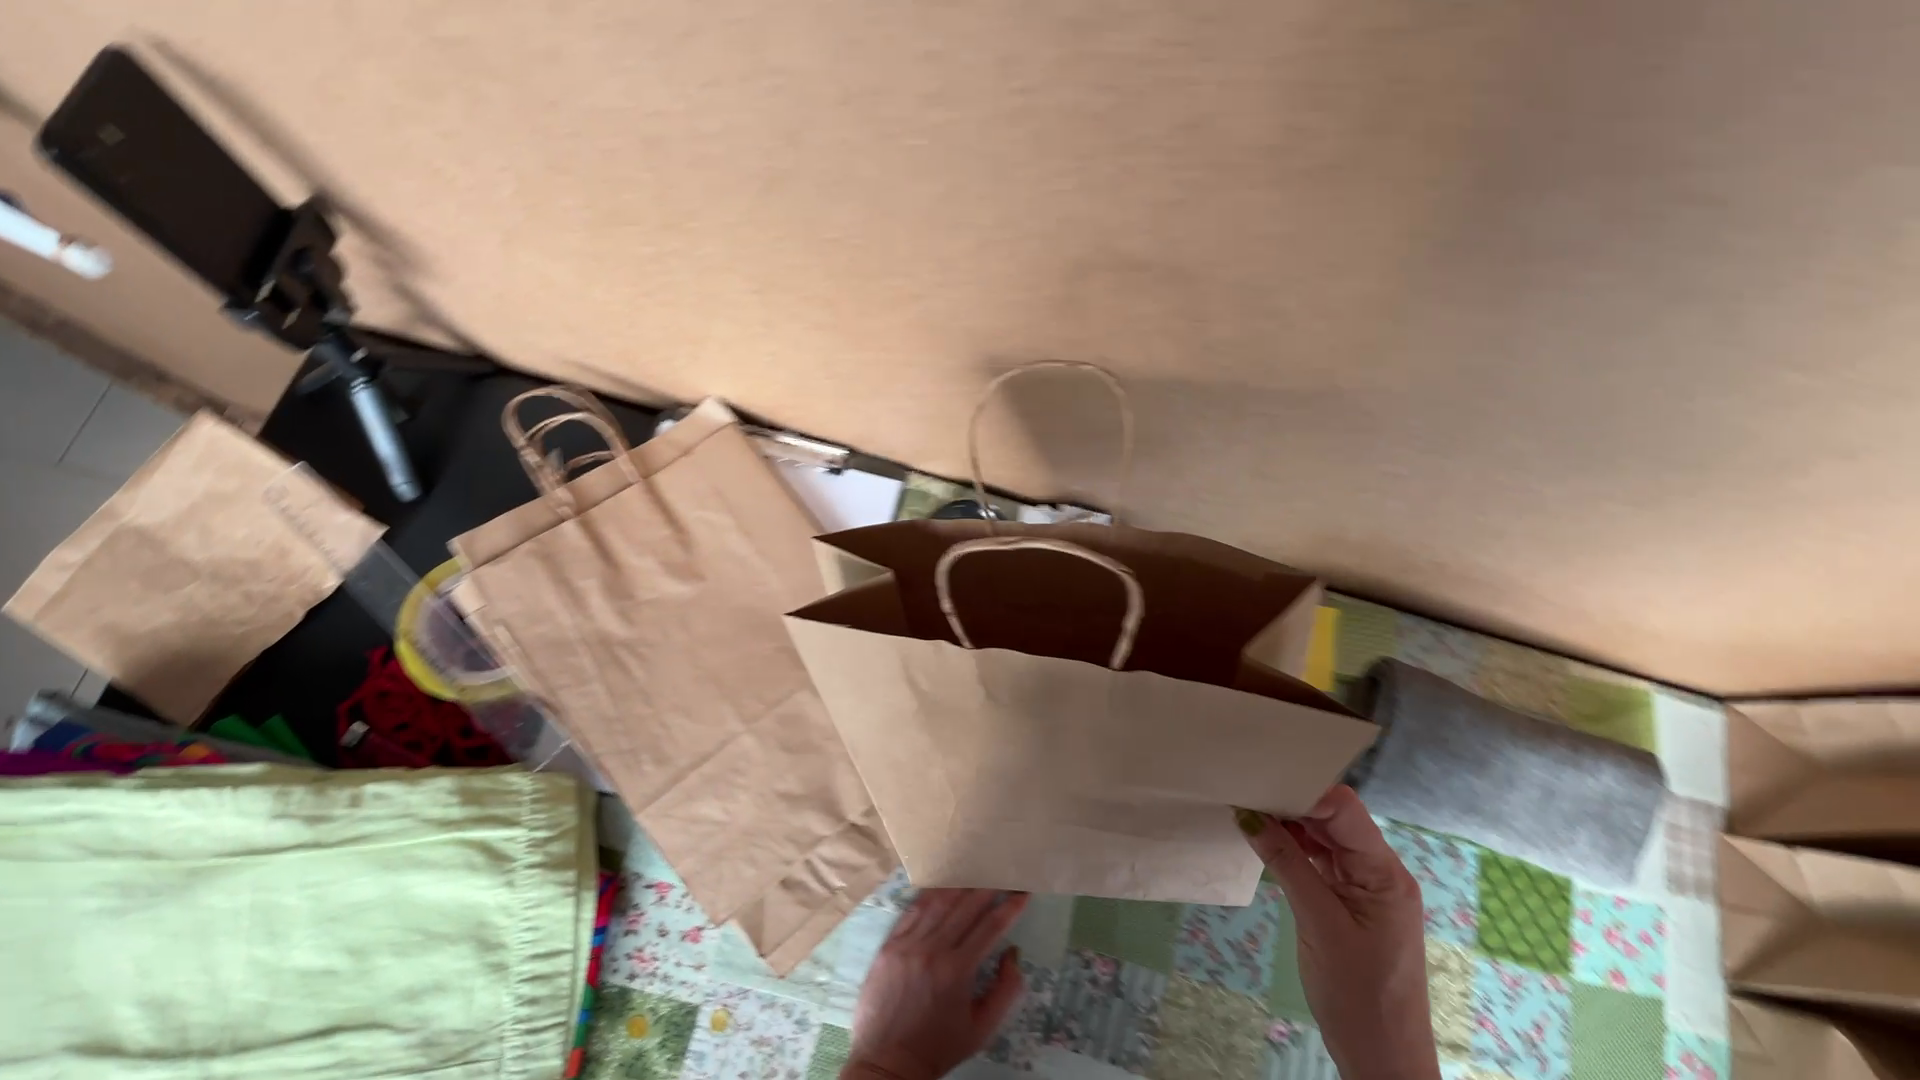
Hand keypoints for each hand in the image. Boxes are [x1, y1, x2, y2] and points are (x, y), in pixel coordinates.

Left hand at [842, 889, 1030, 1079]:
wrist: (887, 1062)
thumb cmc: (939, 1046)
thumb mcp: (982, 1028)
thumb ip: (1006, 990)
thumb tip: (1013, 953)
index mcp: (958, 970)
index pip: (990, 927)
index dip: (1010, 907)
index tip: (1023, 893)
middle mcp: (932, 950)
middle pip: (965, 907)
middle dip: (987, 888)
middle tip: (1001, 875)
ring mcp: (906, 944)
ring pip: (937, 902)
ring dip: (958, 886)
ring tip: (974, 874)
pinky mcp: (888, 945)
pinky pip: (911, 911)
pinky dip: (928, 896)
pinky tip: (940, 887)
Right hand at [1239, 785, 1440, 1079]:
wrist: (1383, 1058)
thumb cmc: (1357, 993)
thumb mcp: (1317, 923)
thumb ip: (1286, 863)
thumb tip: (1250, 815)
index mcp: (1385, 872)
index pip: (1345, 809)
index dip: (1304, 792)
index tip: (1260, 786)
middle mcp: (1379, 871)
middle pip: (1334, 819)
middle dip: (1291, 804)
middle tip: (1244, 793)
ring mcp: (1365, 888)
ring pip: (1324, 839)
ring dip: (1289, 826)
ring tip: (1246, 812)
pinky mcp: (1350, 903)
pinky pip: (1320, 862)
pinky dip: (1293, 850)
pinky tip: (1264, 842)